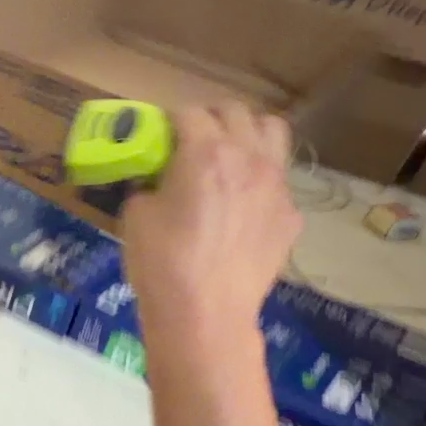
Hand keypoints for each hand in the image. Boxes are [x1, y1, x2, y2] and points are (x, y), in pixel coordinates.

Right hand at [122, 101, 300, 366]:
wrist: (204, 314)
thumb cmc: (161, 264)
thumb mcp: (135, 218)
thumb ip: (149, 187)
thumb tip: (157, 183)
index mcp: (205, 152)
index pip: (189, 111)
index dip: (168, 120)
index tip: (156, 135)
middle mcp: (249, 157)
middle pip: (235, 112)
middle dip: (209, 118)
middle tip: (188, 141)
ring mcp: (277, 185)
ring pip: (272, 132)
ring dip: (247, 134)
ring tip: (227, 157)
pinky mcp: (290, 215)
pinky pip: (278, 180)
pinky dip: (258, 180)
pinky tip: (240, 207)